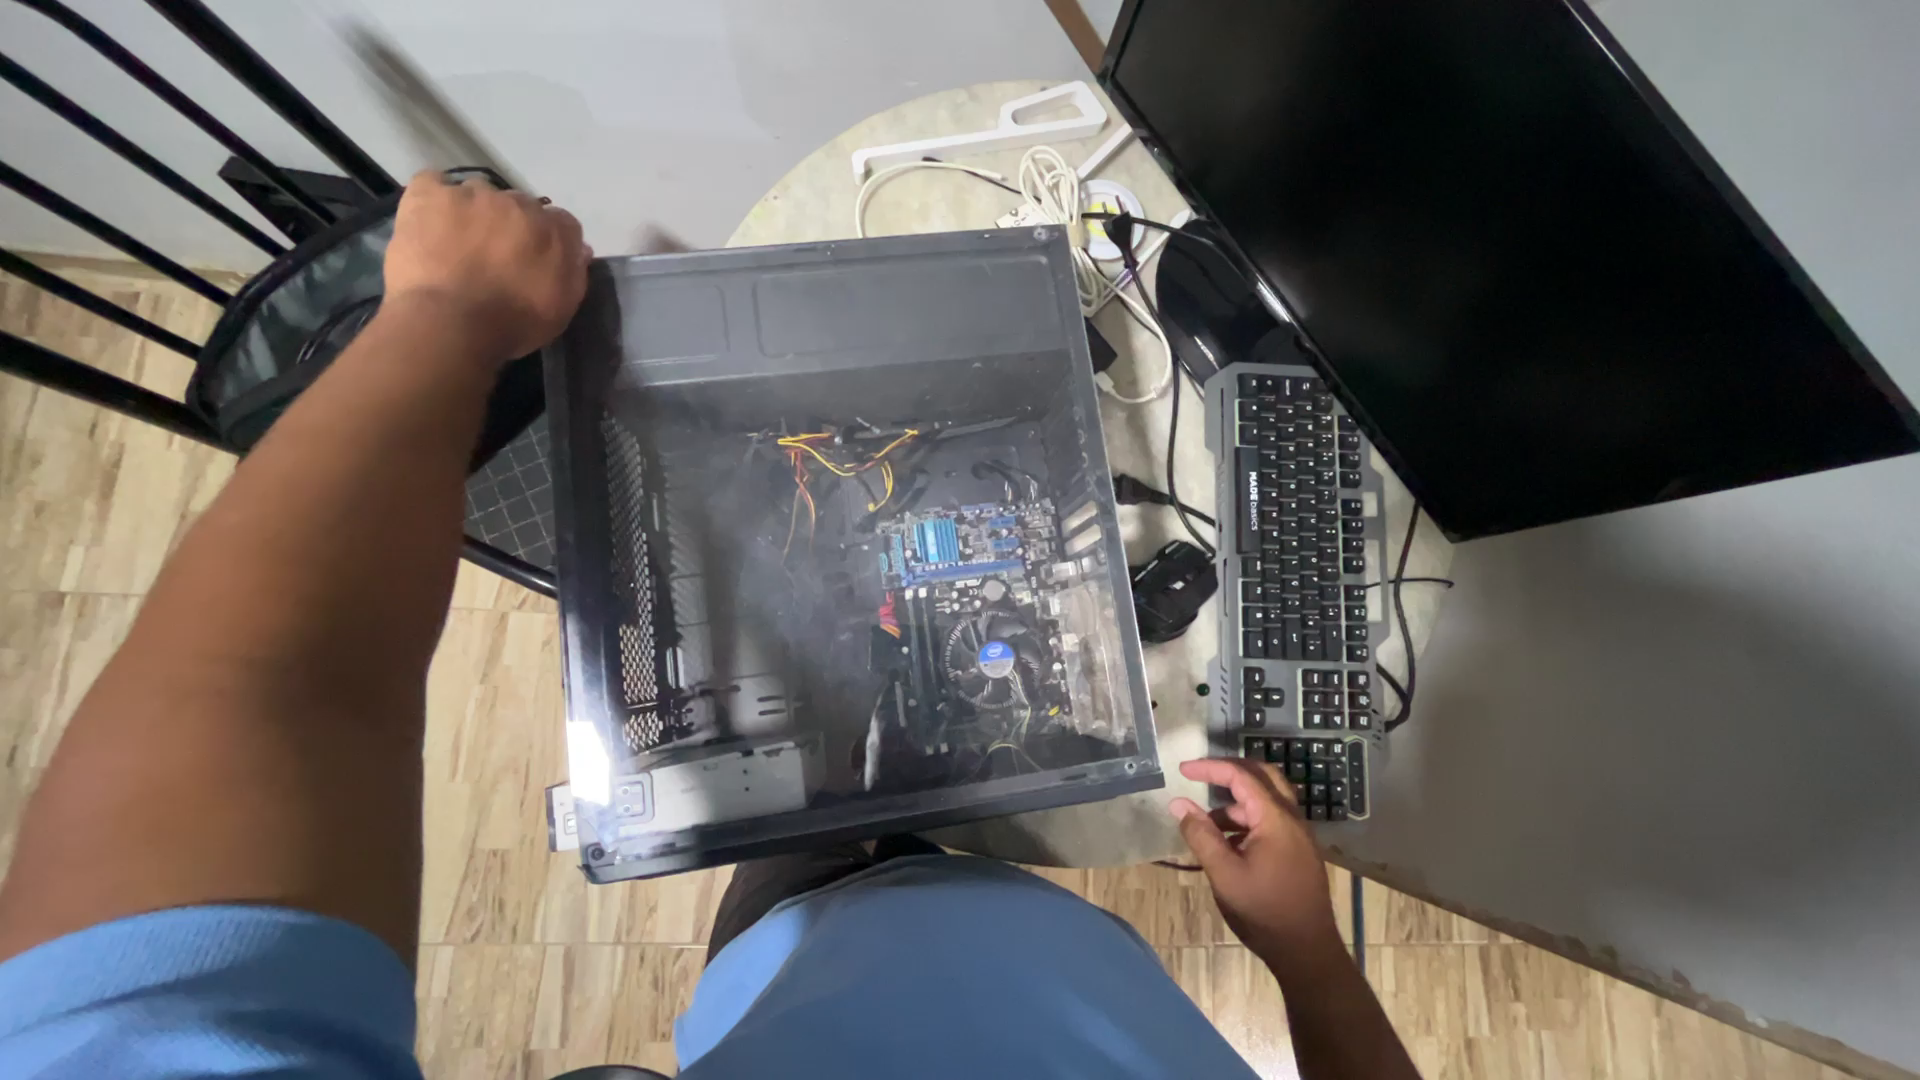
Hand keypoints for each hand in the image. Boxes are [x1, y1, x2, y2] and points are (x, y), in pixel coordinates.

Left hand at [383, 170, 589, 362]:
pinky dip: (435, 199)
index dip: (551, 241)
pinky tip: (432, 222)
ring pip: (478, 194)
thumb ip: (575, 271)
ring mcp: (471, 194)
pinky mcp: (428, 193)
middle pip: (519, 205)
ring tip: (460, 243)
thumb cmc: (516, 322)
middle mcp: (517, 202)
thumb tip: (580, 248)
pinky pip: (433, 183)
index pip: (562, 222)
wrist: (453, 321)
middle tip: (499, 255)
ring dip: (475, 213)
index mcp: (554, 230)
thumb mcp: (563, 306)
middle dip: (513, 225)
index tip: (540, 260)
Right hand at [1169, 758, 1340, 959]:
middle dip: (1229, 771)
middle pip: (1262, 776)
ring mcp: (1298, 836)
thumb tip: (1178, 803)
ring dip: (1236, 800)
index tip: (1183, 770)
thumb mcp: (1224, 874)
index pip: (1241, 776)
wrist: (1308, 953)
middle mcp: (1292, 819)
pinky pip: (1271, 819)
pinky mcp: (1298, 852)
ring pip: (1267, 799)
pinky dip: (1246, 818)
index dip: (1210, 768)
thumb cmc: (1263, 911)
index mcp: (1275, 819)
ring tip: (1206, 821)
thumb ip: (1201, 835)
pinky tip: (1227, 842)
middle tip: (1200, 775)